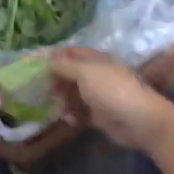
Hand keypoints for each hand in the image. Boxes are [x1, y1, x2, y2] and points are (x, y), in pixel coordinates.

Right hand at [51, 47, 173, 149]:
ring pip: (71, 93)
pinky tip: (69, 119)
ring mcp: (97, 95)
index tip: (33, 66)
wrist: (140, 121)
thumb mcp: (84, 72)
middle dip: (54, 81)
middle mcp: (95, 74)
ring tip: (55, 108)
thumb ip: (63, 65)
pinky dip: (71, 114)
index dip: (52, 57)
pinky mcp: (98, 114)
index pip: (69, 53)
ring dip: (61, 99)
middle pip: (68, 74)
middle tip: (40, 90)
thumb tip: (45, 59)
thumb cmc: (112, 90)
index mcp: (94, 59)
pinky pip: (78, 111)